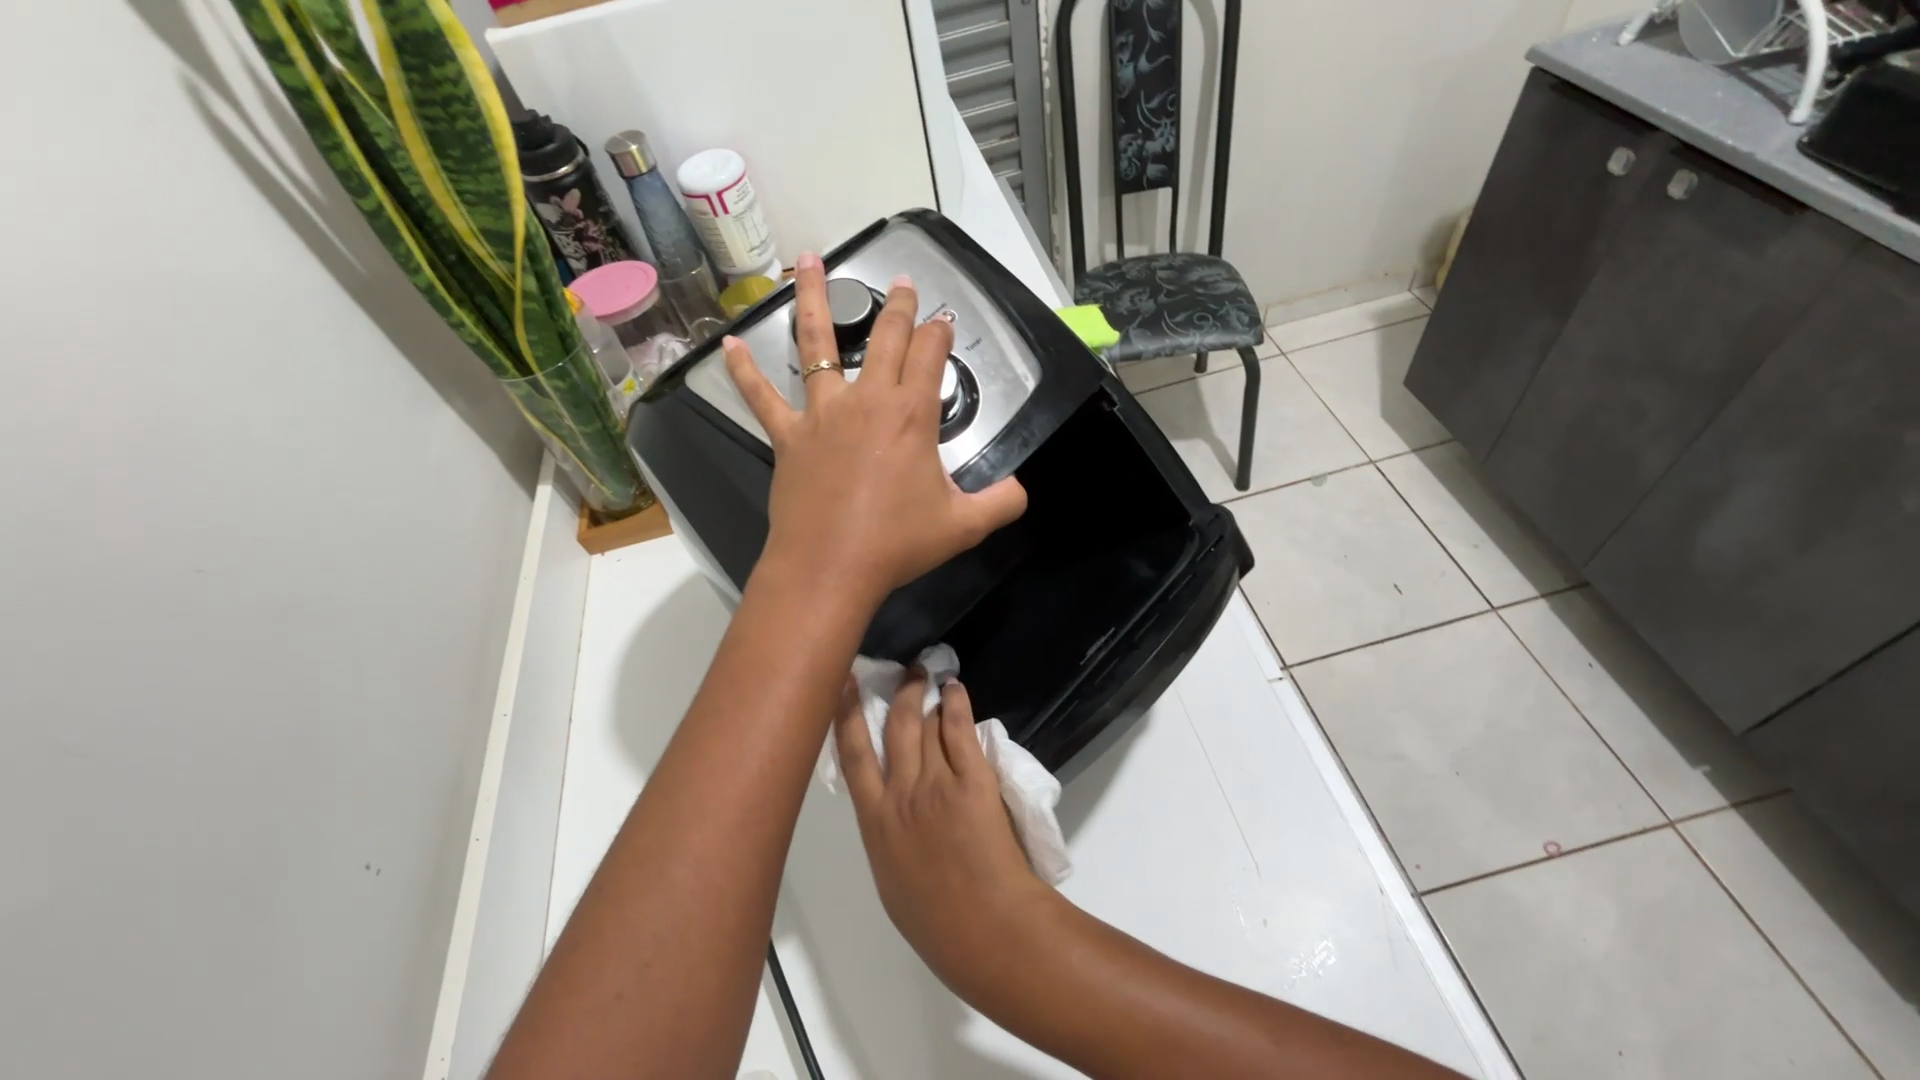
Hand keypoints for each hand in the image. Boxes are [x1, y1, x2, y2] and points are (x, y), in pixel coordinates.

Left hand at [723, 253, 1026, 610]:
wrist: (830, 567)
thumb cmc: (897, 544)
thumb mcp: (964, 526)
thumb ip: (1001, 503)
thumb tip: (1022, 492)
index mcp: (911, 414)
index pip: (929, 355)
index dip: (939, 333)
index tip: (943, 322)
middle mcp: (866, 400)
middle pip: (885, 338)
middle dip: (898, 306)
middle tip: (902, 283)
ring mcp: (821, 413)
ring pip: (816, 345)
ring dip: (812, 299)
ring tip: (808, 260)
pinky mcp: (787, 436)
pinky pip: (762, 397)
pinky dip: (745, 371)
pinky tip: (728, 345)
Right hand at [833, 671, 1057, 999]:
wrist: (981, 926)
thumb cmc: (933, 918)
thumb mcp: (893, 879)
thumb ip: (889, 840)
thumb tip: (893, 819)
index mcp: (874, 821)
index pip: (853, 755)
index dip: (848, 714)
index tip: (847, 684)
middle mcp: (901, 793)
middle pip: (896, 728)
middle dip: (901, 693)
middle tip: (909, 671)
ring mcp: (936, 784)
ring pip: (926, 726)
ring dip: (928, 697)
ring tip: (932, 676)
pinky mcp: (972, 781)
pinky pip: (960, 732)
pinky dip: (957, 707)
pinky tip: (956, 691)